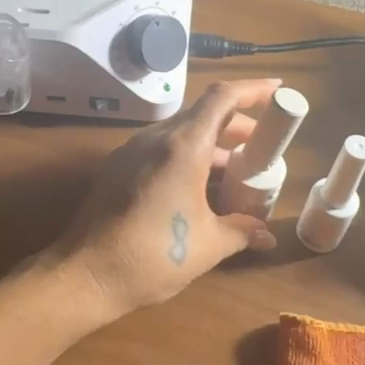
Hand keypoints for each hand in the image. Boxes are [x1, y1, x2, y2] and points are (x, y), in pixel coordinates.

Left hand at [49, 78, 283, 319]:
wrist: (86, 275)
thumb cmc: (153, 256)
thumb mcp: (208, 246)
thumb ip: (242, 231)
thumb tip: (266, 235)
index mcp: (183, 147)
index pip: (222, 98)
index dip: (253, 89)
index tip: (278, 90)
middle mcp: (155, 139)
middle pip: (202, 114)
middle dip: (236, 124)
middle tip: (262, 145)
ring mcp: (131, 152)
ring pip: (179, 132)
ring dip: (211, 144)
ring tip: (237, 170)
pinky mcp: (117, 169)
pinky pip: (160, 150)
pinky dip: (186, 156)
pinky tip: (199, 187)